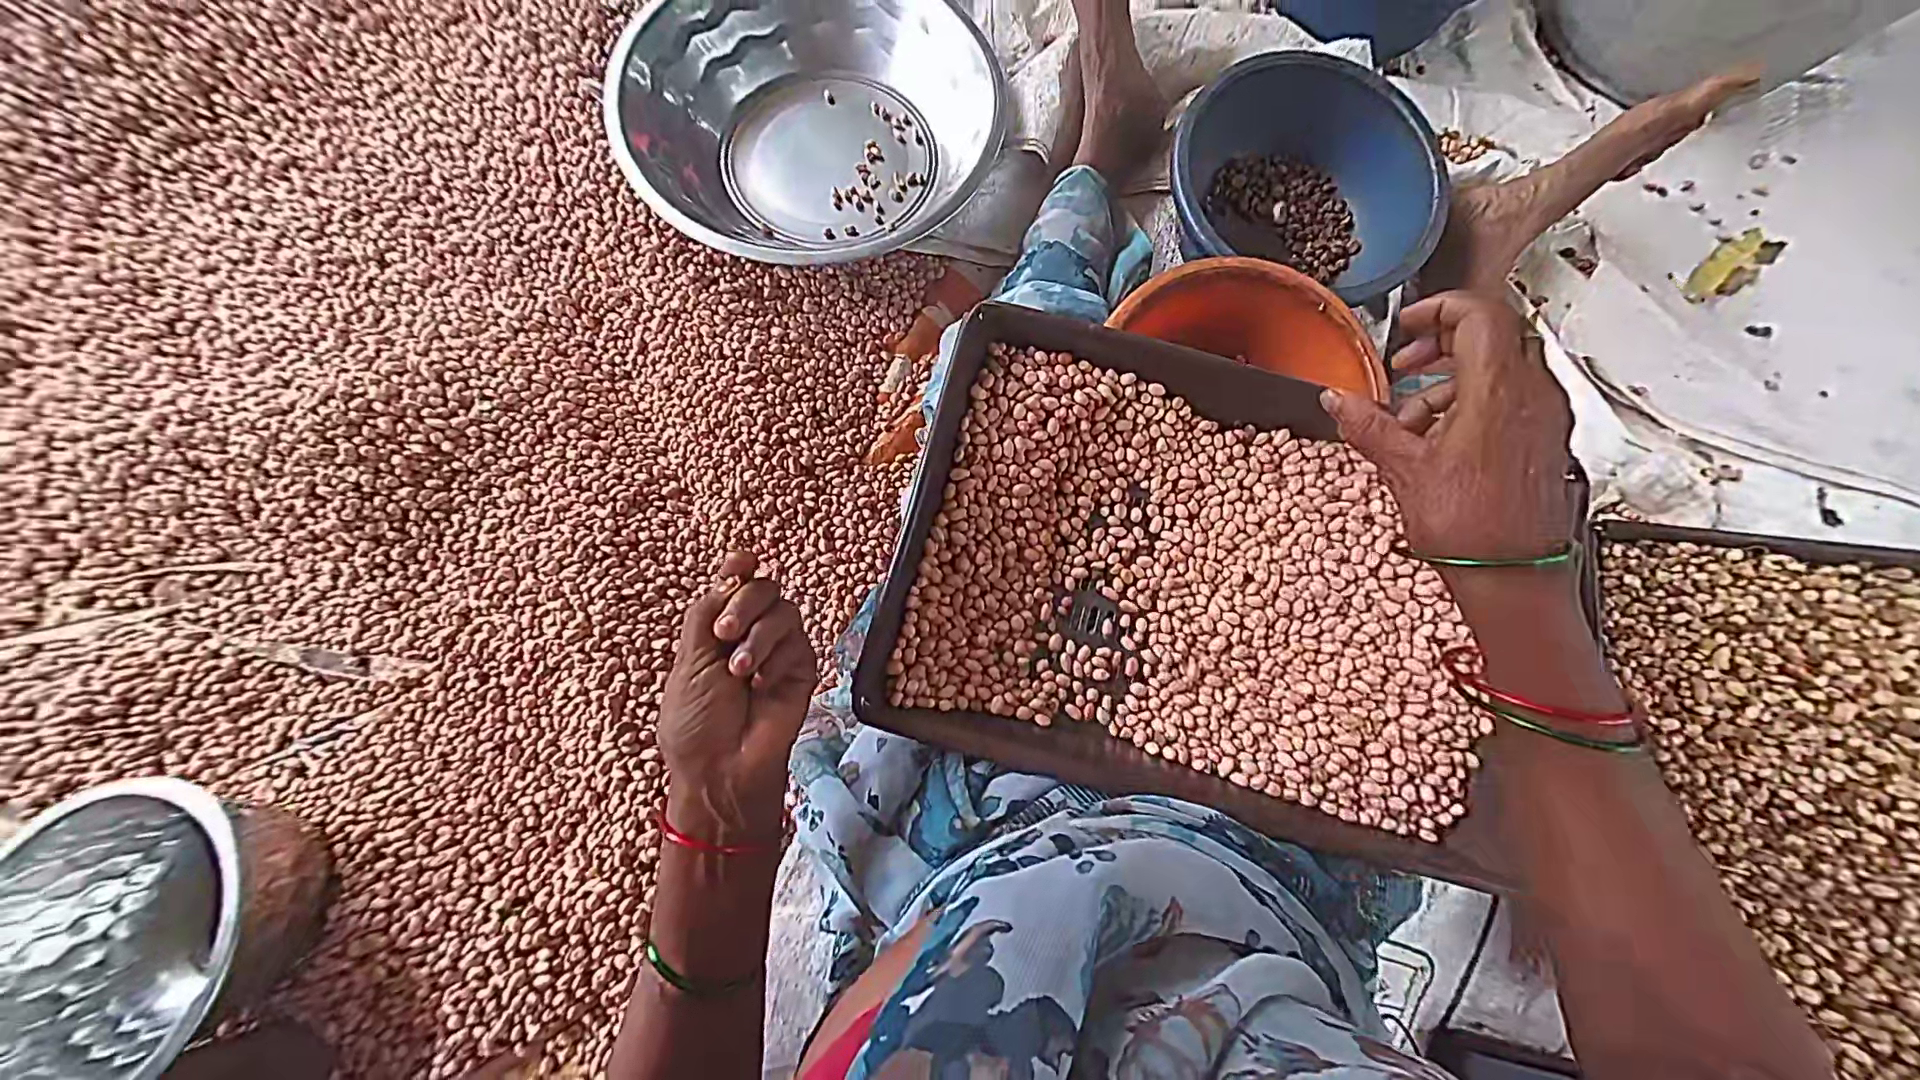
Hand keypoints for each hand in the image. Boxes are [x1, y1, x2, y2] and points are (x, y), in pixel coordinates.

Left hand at [659, 551, 817, 842]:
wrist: (721, 767)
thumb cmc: (695, 719)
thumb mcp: (689, 659)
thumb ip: (709, 610)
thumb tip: (735, 568)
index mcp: (720, 628)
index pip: (736, 584)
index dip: (740, 567)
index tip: (741, 561)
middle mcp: (752, 633)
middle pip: (764, 588)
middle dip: (745, 603)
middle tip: (725, 632)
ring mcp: (779, 649)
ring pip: (783, 612)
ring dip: (759, 637)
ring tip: (739, 671)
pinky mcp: (802, 667)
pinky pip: (797, 643)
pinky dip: (776, 660)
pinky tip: (761, 686)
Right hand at [1321, 291, 1572, 561]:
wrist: (1512, 571)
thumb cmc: (1468, 524)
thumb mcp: (1402, 468)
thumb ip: (1368, 425)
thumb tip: (1335, 399)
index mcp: (1498, 392)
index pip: (1480, 316)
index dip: (1439, 309)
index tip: (1407, 324)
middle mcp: (1532, 395)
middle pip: (1492, 337)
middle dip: (1439, 344)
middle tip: (1402, 366)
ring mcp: (1543, 416)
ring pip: (1498, 368)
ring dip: (1448, 379)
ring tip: (1408, 416)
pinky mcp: (1541, 438)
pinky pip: (1506, 398)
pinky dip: (1467, 402)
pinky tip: (1434, 436)